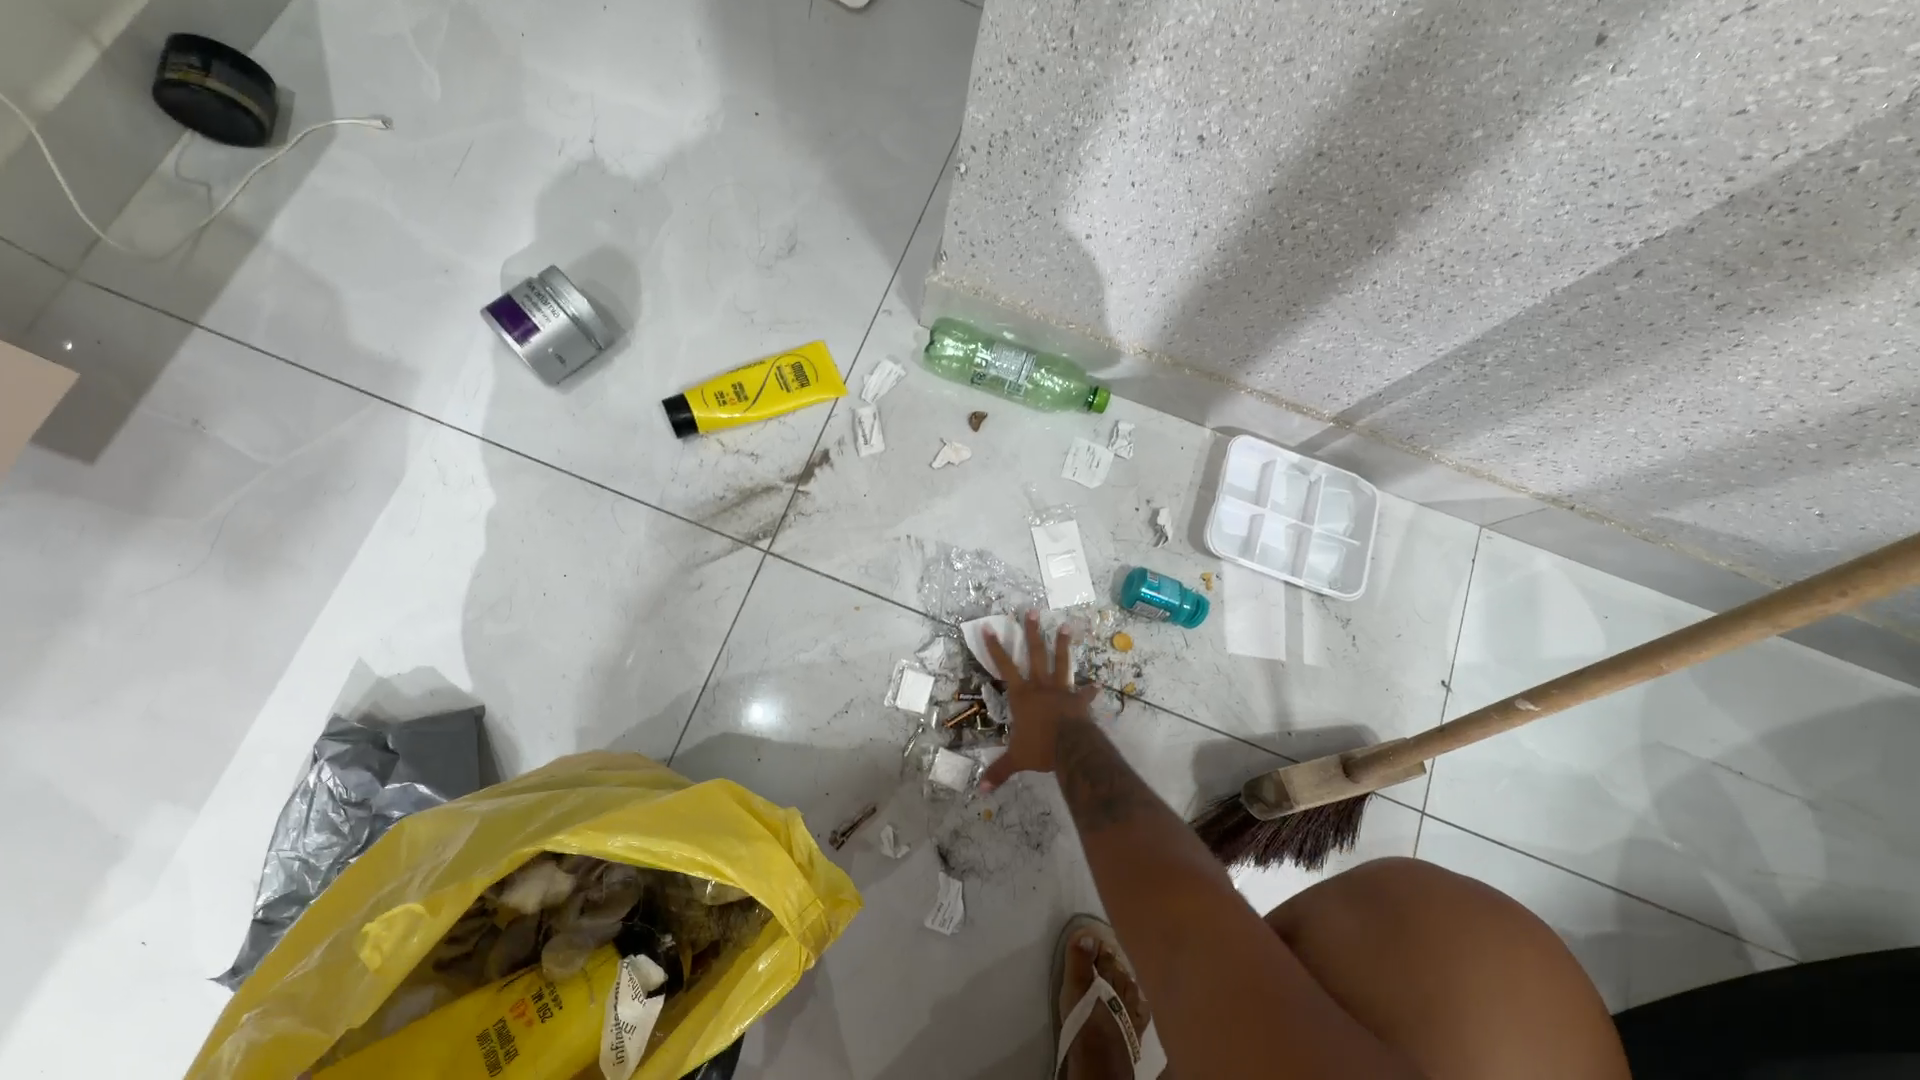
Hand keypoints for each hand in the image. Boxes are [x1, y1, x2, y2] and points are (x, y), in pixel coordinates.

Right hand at [979, 610, 1099, 792]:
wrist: (1072, 748)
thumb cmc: (1040, 749)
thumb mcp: (1016, 759)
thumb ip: (999, 771)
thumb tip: (980, 790)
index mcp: (1021, 696)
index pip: (1004, 666)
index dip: (995, 647)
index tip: (989, 626)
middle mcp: (1040, 687)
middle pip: (1034, 654)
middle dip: (1031, 632)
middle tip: (1032, 611)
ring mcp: (1061, 691)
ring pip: (1060, 662)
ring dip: (1062, 645)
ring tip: (1066, 626)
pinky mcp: (1079, 701)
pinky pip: (1085, 693)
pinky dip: (1090, 690)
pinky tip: (1097, 684)